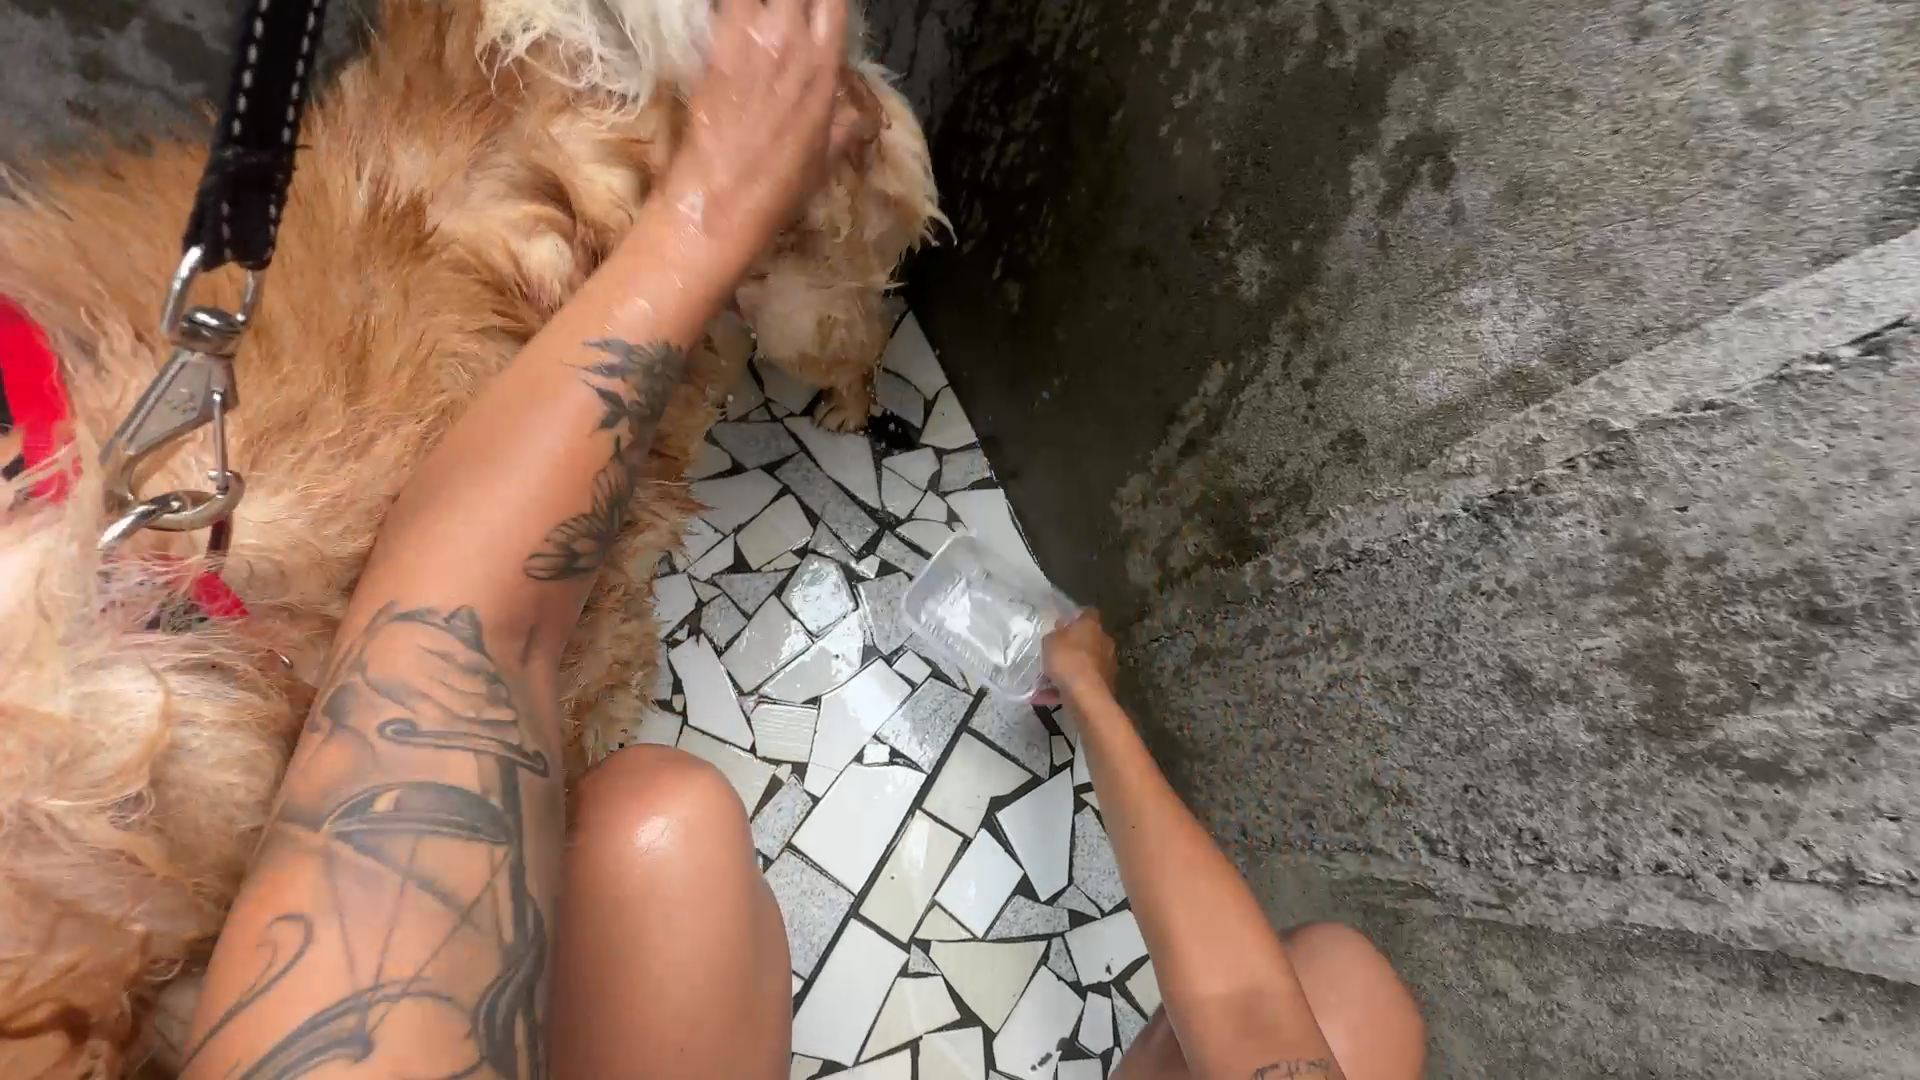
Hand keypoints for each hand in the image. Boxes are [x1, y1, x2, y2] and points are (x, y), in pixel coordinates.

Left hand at [660, 0, 870, 276]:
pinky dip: (735, 13)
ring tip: (768, 18)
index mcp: (823, 71)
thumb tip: (853, 118)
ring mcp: (747, 44)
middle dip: (796, 2)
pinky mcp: (712, 50)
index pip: (832, 5)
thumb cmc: (780, 191)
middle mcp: (787, 46)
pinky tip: (739, 23)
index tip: (823, 10)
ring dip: (765, 7)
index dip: (827, 4)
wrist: (724, 202)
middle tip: (795, 12)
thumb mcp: (822, 164)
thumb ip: (840, 131)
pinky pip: (725, 9)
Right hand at [1042, 611, 1118, 703]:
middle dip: (1073, 646)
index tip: (1063, 623)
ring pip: (1085, 664)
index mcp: (1092, 626)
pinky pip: (1083, 683)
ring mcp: (1107, 665)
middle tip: (1055, 653)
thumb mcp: (1050, 642)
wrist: (1086, 694)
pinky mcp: (1105, 685)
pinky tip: (1046, 696)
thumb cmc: (1067, 659)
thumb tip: (1060, 632)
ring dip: (1070, 670)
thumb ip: (1054, 635)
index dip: (1076, 617)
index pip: (1088, 613)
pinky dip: (1067, 689)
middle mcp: (1104, 642)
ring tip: (1046, 680)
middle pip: (1088, 640)